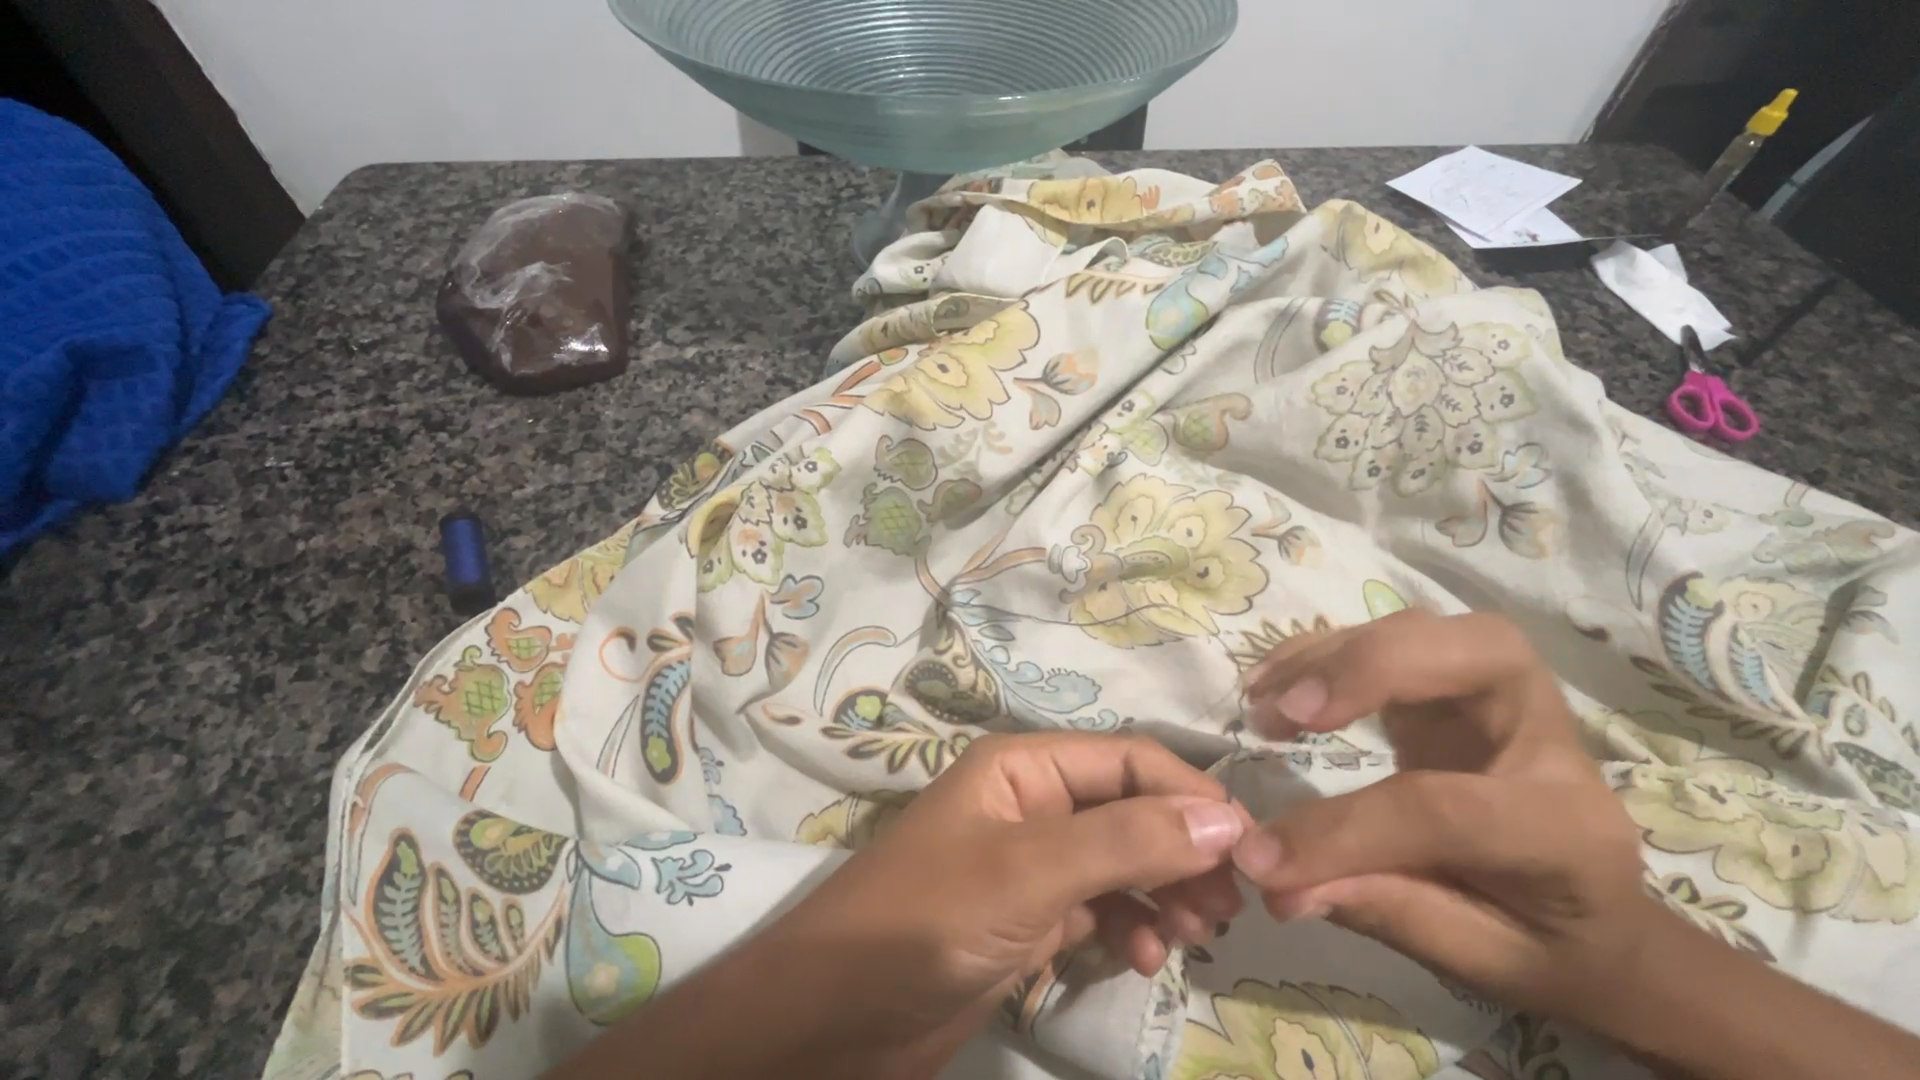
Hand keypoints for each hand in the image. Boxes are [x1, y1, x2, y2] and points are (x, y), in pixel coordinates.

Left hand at [767, 732, 1249, 1053]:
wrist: (836, 1014)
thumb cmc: (927, 919)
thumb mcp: (1030, 872)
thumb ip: (1127, 840)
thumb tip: (1227, 819)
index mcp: (1025, 767)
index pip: (1130, 761)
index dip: (1191, 797)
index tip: (1249, 852)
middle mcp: (1033, 805)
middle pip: (1132, 812)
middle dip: (1182, 852)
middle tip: (1224, 910)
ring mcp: (1031, 866)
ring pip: (1123, 864)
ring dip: (1163, 895)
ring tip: (1189, 938)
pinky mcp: (1029, 921)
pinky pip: (1100, 911)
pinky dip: (1129, 928)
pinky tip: (1141, 959)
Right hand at [1232, 609, 1661, 1024]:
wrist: (1600, 917)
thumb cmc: (1544, 944)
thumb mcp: (1477, 956)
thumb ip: (1382, 909)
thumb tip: (1275, 882)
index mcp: (1569, 831)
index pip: (1447, 808)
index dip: (1344, 829)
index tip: (1258, 858)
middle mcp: (1550, 741)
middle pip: (1481, 653)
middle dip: (1370, 666)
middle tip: (1283, 709)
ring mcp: (1508, 697)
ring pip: (1430, 629)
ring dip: (1332, 653)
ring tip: (1260, 698)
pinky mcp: (1458, 682)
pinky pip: (1398, 635)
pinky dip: (1327, 648)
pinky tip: (1277, 679)